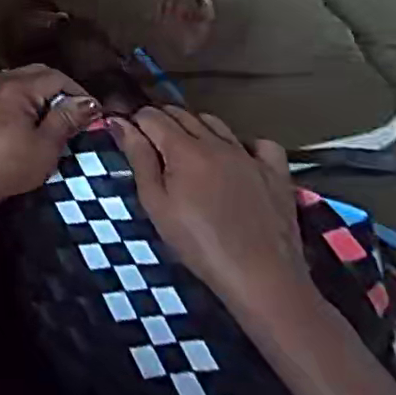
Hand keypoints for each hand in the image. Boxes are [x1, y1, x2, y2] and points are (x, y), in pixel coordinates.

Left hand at [0, 65, 100, 206]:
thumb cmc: (11, 164)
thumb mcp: (46, 144)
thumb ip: (66, 119)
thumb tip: (89, 102)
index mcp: (15, 87)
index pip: (55, 76)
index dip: (78, 91)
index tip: (93, 112)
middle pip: (36, 72)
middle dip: (59, 88)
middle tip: (76, 112)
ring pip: (19, 78)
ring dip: (40, 91)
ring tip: (55, 115)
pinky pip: (5, 87)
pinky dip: (21, 95)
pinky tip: (29, 117)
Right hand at [109, 107, 308, 307]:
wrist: (263, 281)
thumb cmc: (198, 243)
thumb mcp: (155, 202)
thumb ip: (138, 157)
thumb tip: (119, 122)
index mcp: (184, 149)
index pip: (150, 115)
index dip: (134, 122)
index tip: (127, 138)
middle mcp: (217, 144)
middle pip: (180, 113)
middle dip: (160, 121)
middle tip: (152, 147)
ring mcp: (250, 157)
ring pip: (215, 122)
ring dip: (195, 127)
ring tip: (187, 152)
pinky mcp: (277, 175)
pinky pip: (262, 143)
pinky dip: (245, 143)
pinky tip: (236, 159)